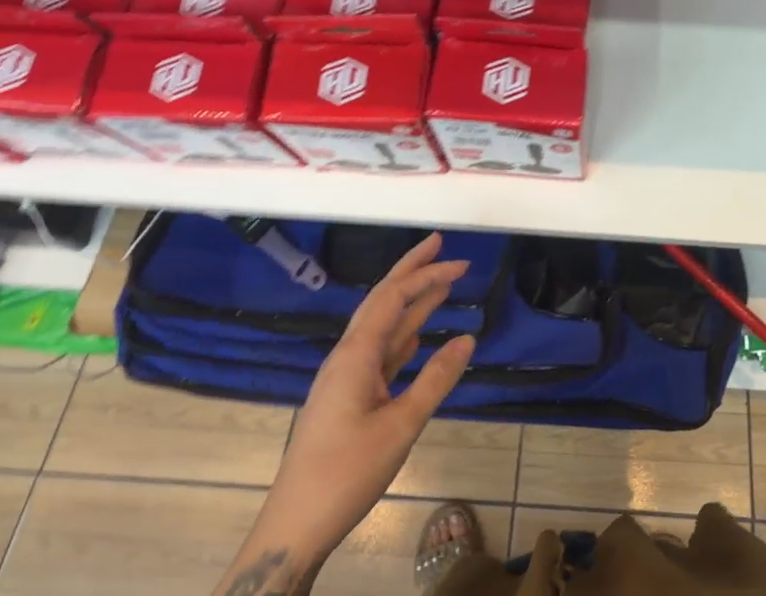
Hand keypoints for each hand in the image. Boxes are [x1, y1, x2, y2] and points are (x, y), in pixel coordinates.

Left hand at [272, 234, 475, 555]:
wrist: (298, 521)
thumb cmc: (348, 472)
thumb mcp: (401, 426)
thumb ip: (435, 380)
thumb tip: (468, 339)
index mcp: (355, 355)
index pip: (393, 299)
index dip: (426, 275)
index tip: (460, 262)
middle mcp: (347, 356)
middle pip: (381, 301)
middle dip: (411, 272)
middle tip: (440, 245)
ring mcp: (345, 377)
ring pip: (382, 327)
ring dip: (411, 304)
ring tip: (441, 285)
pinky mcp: (348, 397)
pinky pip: (379, 354)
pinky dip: (402, 337)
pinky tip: (418, 334)